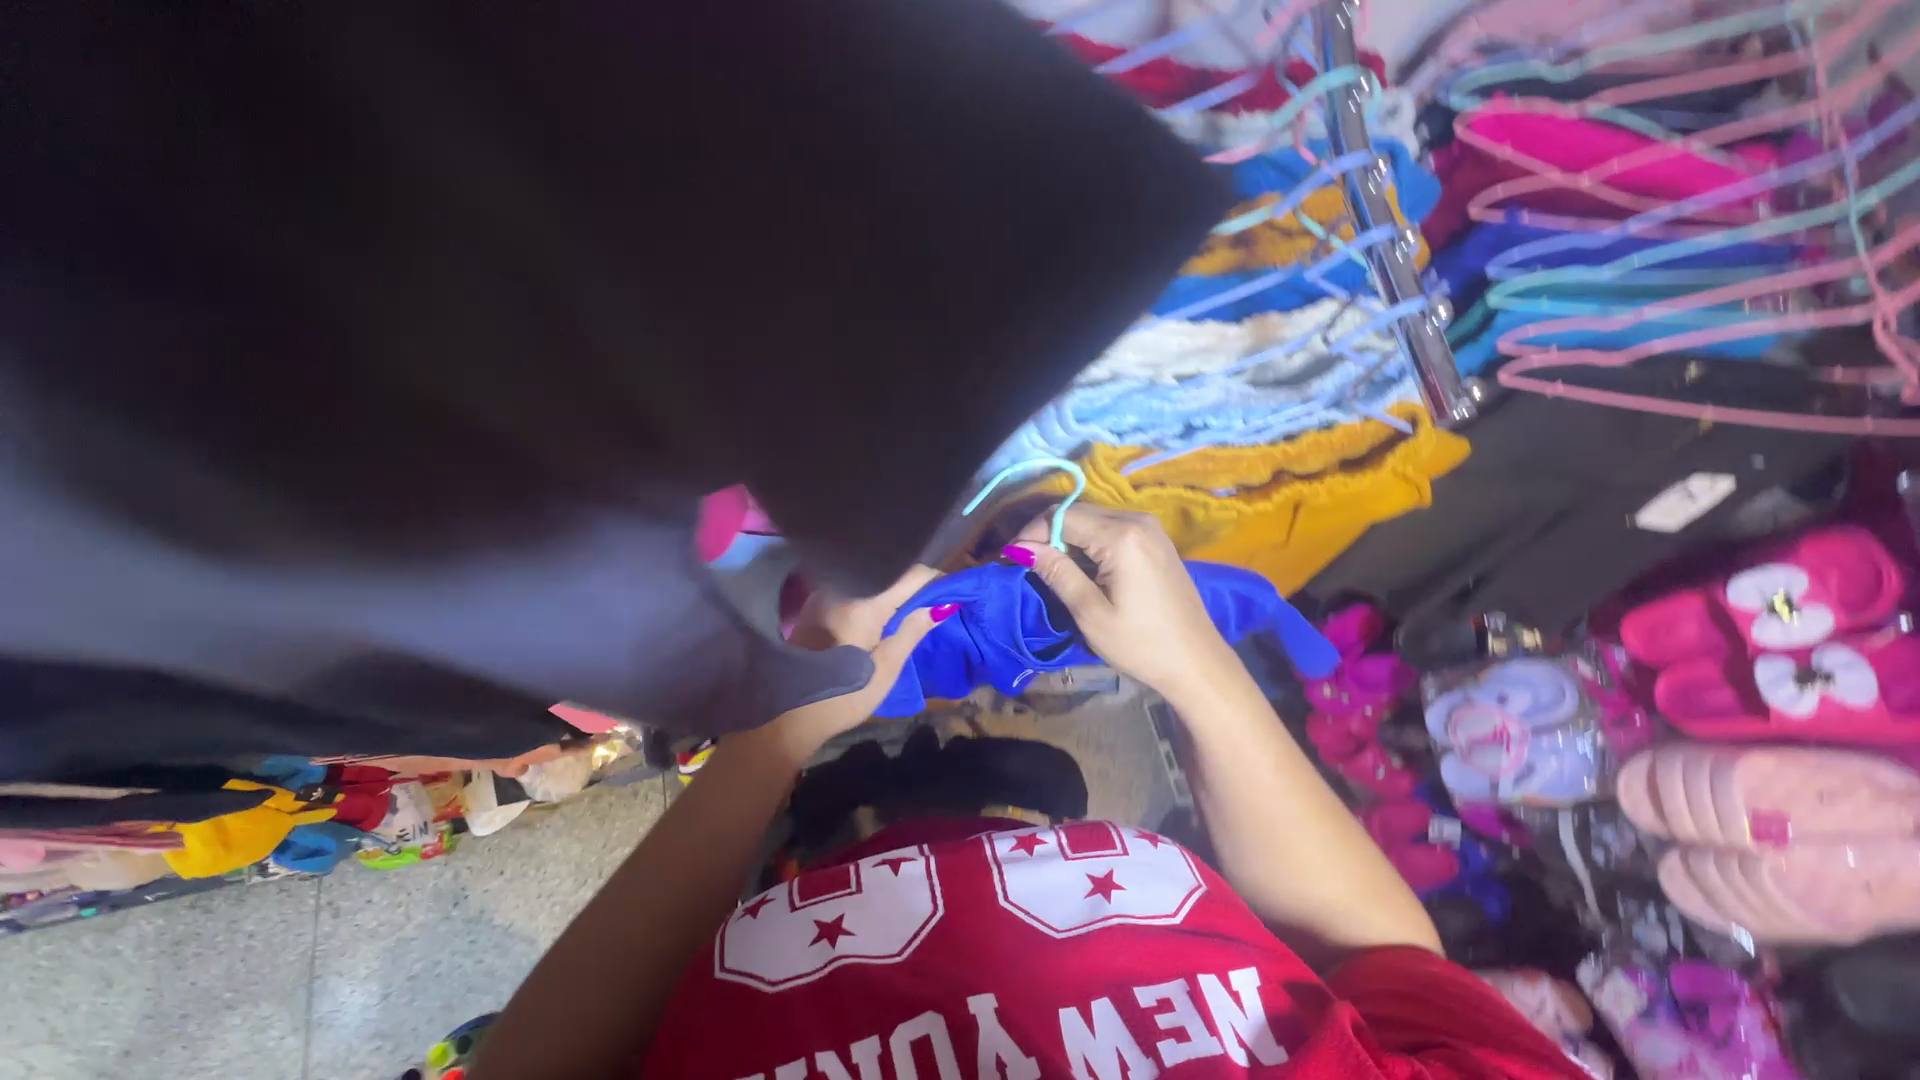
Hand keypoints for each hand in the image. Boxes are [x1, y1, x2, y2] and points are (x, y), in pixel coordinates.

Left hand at [744, 565, 942, 764]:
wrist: (788, 715)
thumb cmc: (844, 696)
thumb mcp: (886, 667)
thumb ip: (913, 630)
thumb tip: (943, 604)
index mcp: (864, 602)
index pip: (912, 573)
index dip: (936, 580)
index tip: (950, 593)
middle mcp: (844, 587)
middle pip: (891, 572)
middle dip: (916, 584)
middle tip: (935, 603)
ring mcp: (826, 593)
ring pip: (872, 579)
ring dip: (894, 590)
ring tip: (913, 608)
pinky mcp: (816, 603)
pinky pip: (854, 588)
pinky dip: (874, 596)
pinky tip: (883, 614)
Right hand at [1007, 506, 1235, 701]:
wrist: (1196, 662)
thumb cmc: (1141, 644)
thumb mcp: (1091, 613)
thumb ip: (1058, 573)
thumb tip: (1022, 548)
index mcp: (1122, 536)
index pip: (1062, 516)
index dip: (1032, 533)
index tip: (1010, 557)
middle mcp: (1137, 520)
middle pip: (1078, 512)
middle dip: (1046, 532)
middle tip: (1023, 561)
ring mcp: (1151, 528)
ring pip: (1094, 518)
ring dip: (1067, 536)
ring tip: (1046, 565)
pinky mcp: (1156, 540)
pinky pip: (1112, 528)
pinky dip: (1089, 541)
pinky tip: (1079, 566)